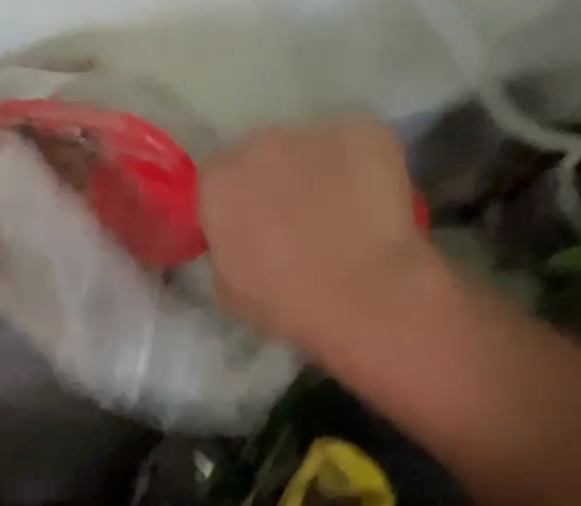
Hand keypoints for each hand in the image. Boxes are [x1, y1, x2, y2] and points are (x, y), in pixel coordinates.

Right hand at [200, 120, 431, 346]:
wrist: (362, 292)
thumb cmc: (284, 301)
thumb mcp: (226, 288)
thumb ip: (222, 248)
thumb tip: (234, 238)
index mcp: (219, 183)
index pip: (214, 180)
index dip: (229, 203)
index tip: (242, 227)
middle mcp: (262, 144)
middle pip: (259, 155)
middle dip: (268, 180)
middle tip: (288, 219)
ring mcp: (316, 131)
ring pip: (307, 147)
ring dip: (311, 171)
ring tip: (331, 210)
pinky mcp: (366, 129)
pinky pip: (352, 144)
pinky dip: (356, 166)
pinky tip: (365, 200)